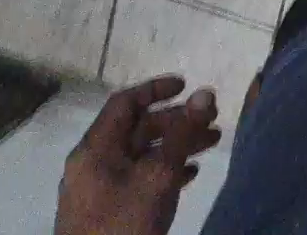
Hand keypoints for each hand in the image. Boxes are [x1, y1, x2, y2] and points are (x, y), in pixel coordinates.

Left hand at [56, 76, 222, 234]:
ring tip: (213, 142)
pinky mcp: (108, 212)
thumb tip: (205, 92)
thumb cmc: (124, 223)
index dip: (156, 89)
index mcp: (96, 150)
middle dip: (178, 120)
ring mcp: (99, 190)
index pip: (124, 103)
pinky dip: (165, 169)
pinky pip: (139, 177)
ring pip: (143, 154)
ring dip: (178, 144)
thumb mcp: (159, 175)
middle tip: (212, 118)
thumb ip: (183, 132)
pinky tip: (191, 175)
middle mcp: (93, 164)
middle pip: (138, 128)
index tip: (188, 86)